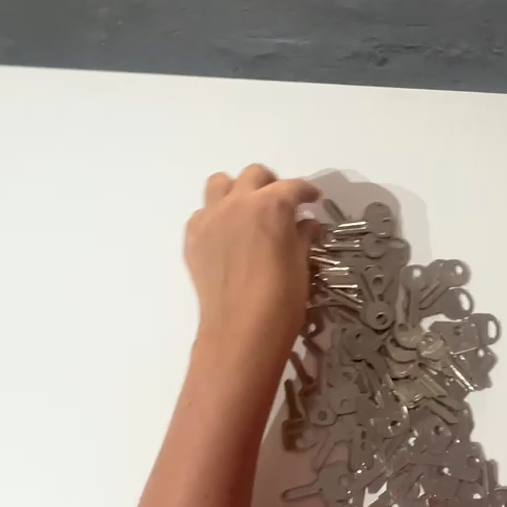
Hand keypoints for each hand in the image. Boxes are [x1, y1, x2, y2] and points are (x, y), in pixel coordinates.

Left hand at [184, 164, 319, 371]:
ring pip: (219, 183)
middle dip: (271, 184)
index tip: (313, 200)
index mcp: (271, 204)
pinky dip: (215, 217)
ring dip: (236, 190)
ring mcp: (211, 218)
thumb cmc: (282, 298)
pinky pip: (202, 213)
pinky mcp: (193, 238)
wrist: (241, 331)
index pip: (293, 186)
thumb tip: (306, 224)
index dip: (307, 192)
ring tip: (247, 210)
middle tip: (281, 204)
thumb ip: (302, 235)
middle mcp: (238, 202)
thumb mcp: (302, 262)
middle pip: (254, 175)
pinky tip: (226, 236)